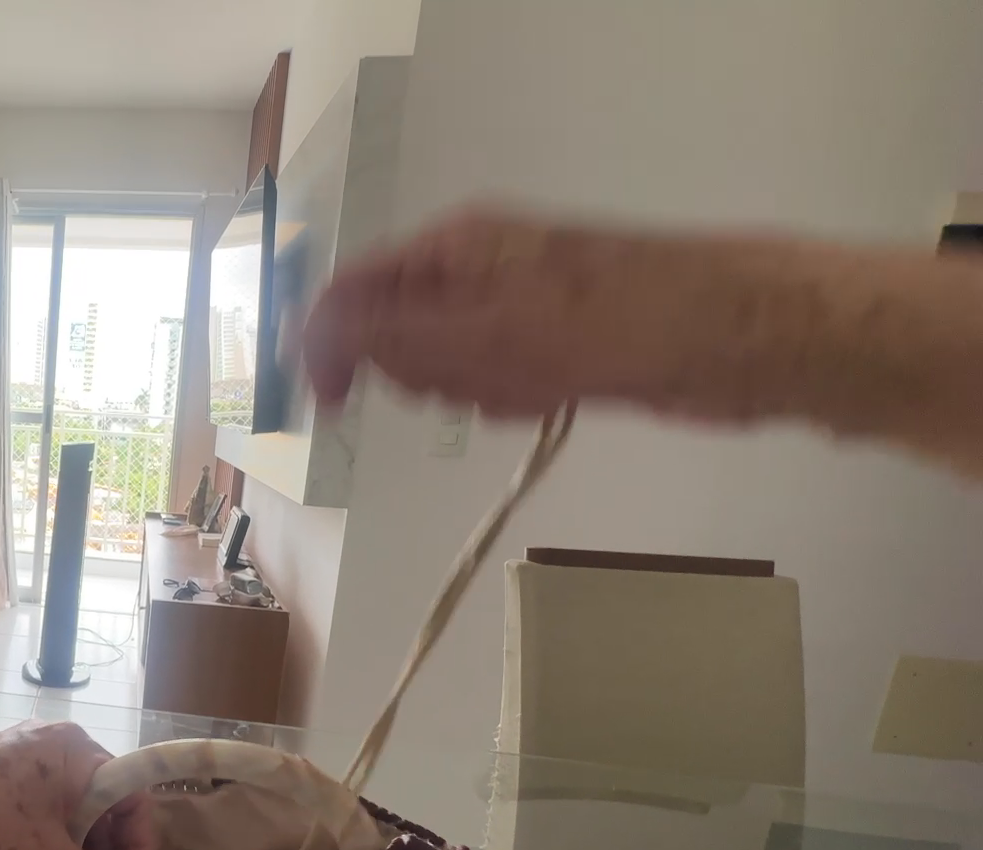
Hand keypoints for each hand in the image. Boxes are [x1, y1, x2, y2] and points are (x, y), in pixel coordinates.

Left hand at [0, 723, 156, 849]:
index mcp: (74, 748)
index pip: (130, 789)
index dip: (138, 838)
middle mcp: (49, 740)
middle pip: (99, 795)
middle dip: (105, 846)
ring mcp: (15, 752)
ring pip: (65, 802)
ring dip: (72, 846)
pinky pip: (33, 802)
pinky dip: (41, 836)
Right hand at [302, 207, 888, 425]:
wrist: (735, 338)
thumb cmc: (596, 326)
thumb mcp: (469, 332)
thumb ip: (377, 334)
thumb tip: (310, 335)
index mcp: (446, 249)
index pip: (348, 294)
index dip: (324, 346)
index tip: (329, 404)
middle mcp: (467, 271)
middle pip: (390, 334)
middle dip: (417, 372)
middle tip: (464, 380)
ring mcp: (503, 305)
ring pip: (437, 364)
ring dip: (465, 388)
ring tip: (522, 383)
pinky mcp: (536, 341)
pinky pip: (484, 378)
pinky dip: (501, 395)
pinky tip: (546, 391)